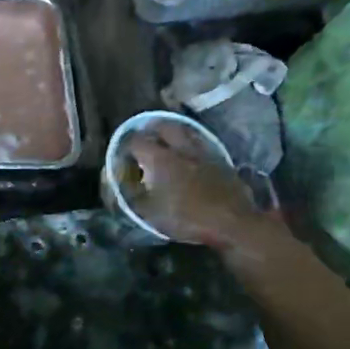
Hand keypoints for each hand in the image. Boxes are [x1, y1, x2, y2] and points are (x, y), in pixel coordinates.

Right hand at [123, 122, 270, 246]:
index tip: (122, 153)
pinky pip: (202, 143)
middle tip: (146, 135)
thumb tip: (118, 179)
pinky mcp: (221, 160)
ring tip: (168, 138)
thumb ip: (130, 193)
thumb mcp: (148, 212)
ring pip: (187, 131)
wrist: (231, 222)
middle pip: (165, 127)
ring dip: (174, 131)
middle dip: (152, 128)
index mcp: (159, 160)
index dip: (126, 145)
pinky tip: (191, 152)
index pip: (136, 141)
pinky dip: (192, 143)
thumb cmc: (185, 218)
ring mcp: (204, 152)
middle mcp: (181, 149)